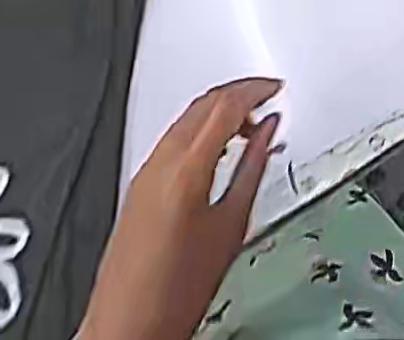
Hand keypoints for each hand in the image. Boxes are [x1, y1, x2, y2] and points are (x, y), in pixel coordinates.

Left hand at [77, 78, 282, 339]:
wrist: (126, 328)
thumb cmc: (174, 293)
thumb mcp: (231, 226)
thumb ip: (253, 167)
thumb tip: (269, 131)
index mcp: (187, 168)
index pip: (226, 104)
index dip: (256, 89)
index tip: (276, 88)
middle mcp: (162, 159)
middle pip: (206, 102)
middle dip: (241, 92)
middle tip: (269, 98)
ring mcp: (148, 167)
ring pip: (190, 114)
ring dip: (222, 108)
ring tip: (252, 123)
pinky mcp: (141, 179)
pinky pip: (177, 133)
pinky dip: (204, 126)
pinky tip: (222, 143)